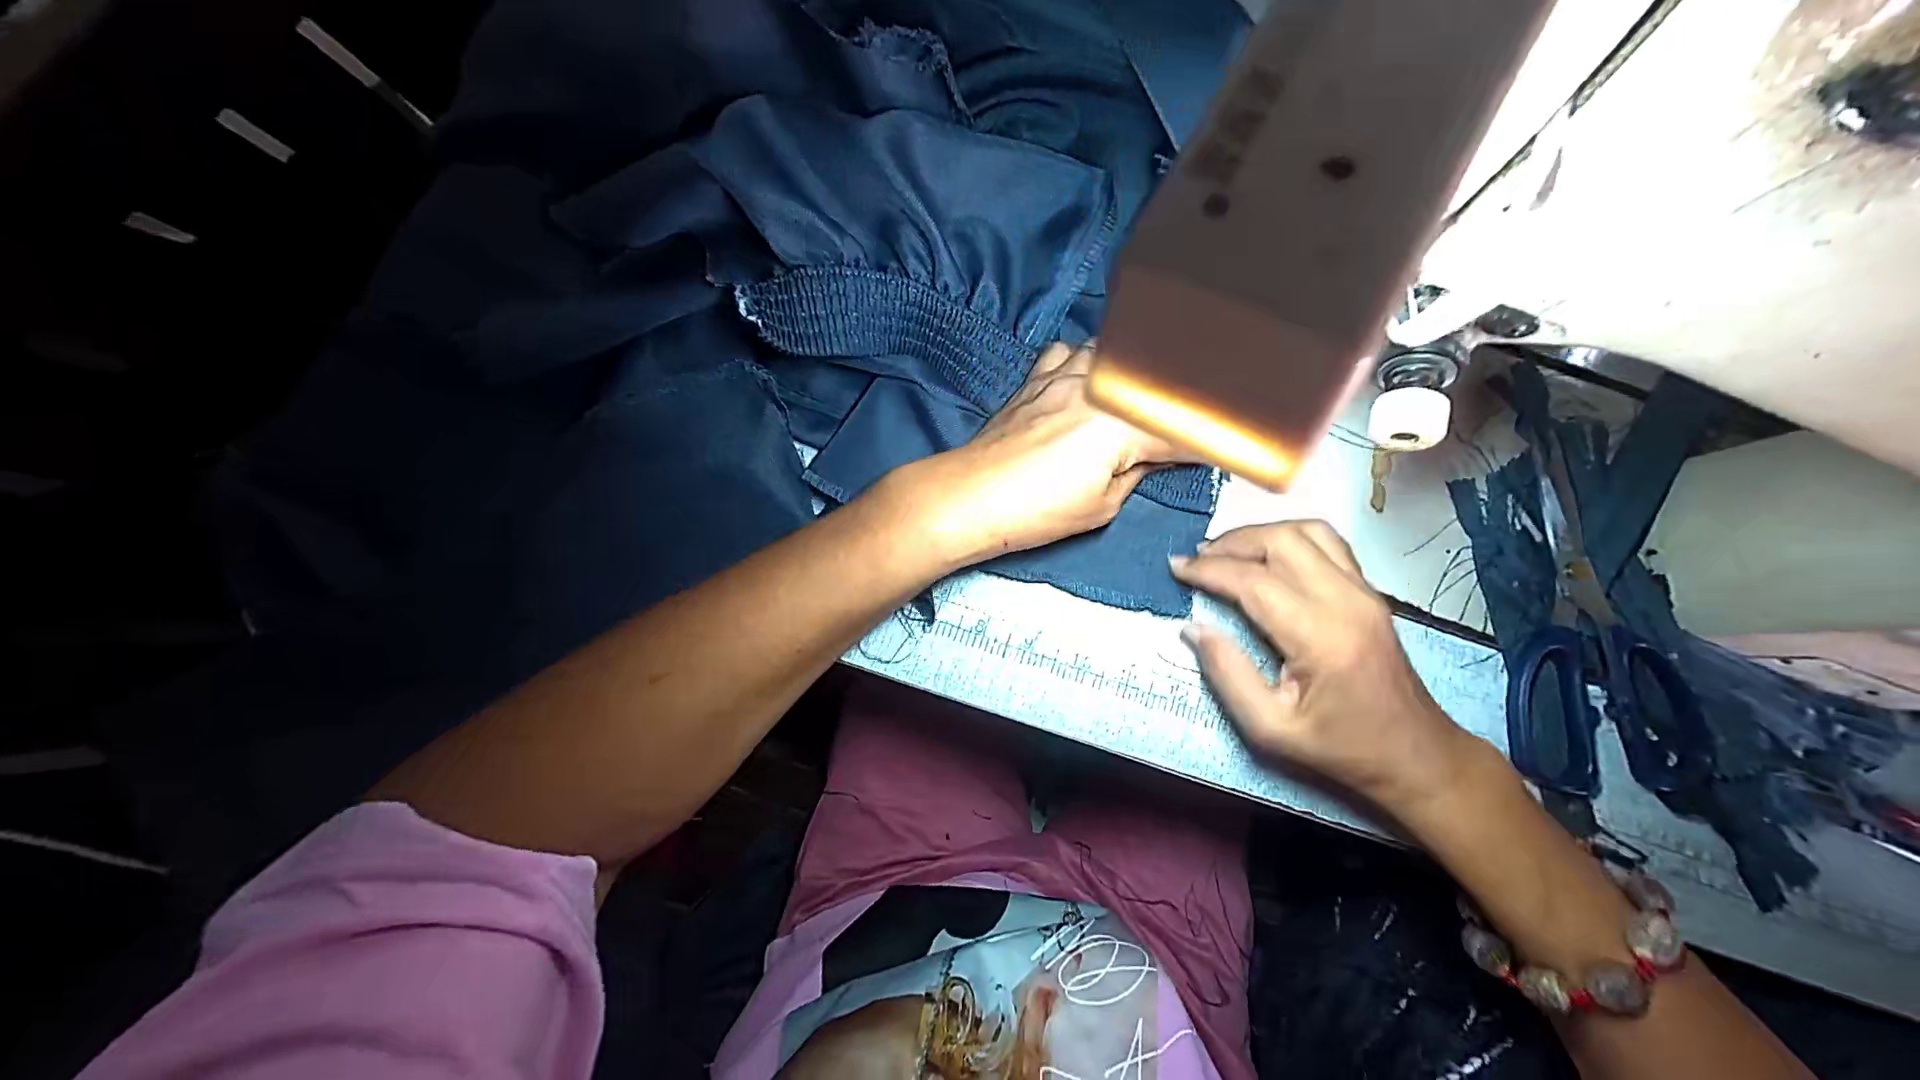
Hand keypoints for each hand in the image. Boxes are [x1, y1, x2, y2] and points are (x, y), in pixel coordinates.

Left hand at [884, 342, 1193, 567]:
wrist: (969, 497)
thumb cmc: (1034, 510)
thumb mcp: (1102, 504)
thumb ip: (1140, 471)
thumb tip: (1159, 456)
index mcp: (1124, 423)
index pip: (1185, 427)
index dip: (1217, 436)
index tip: (1240, 439)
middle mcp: (1100, 385)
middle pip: (1160, 377)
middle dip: (1188, 394)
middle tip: (1204, 412)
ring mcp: (1066, 374)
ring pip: (1119, 352)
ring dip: (1138, 371)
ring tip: (1146, 393)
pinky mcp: (1038, 377)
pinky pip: (1072, 351)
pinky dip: (1088, 361)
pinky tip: (1089, 380)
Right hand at [1170, 521, 1482, 815]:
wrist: (1416, 756)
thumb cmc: (1341, 748)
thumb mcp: (1270, 729)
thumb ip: (1227, 675)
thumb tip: (1193, 628)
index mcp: (1321, 637)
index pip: (1253, 581)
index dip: (1208, 570)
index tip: (1175, 568)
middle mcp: (1346, 602)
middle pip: (1280, 541)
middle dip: (1230, 543)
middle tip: (1197, 560)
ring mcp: (1364, 592)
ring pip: (1307, 531)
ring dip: (1260, 534)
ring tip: (1226, 552)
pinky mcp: (1370, 592)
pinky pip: (1327, 543)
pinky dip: (1289, 538)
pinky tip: (1266, 555)